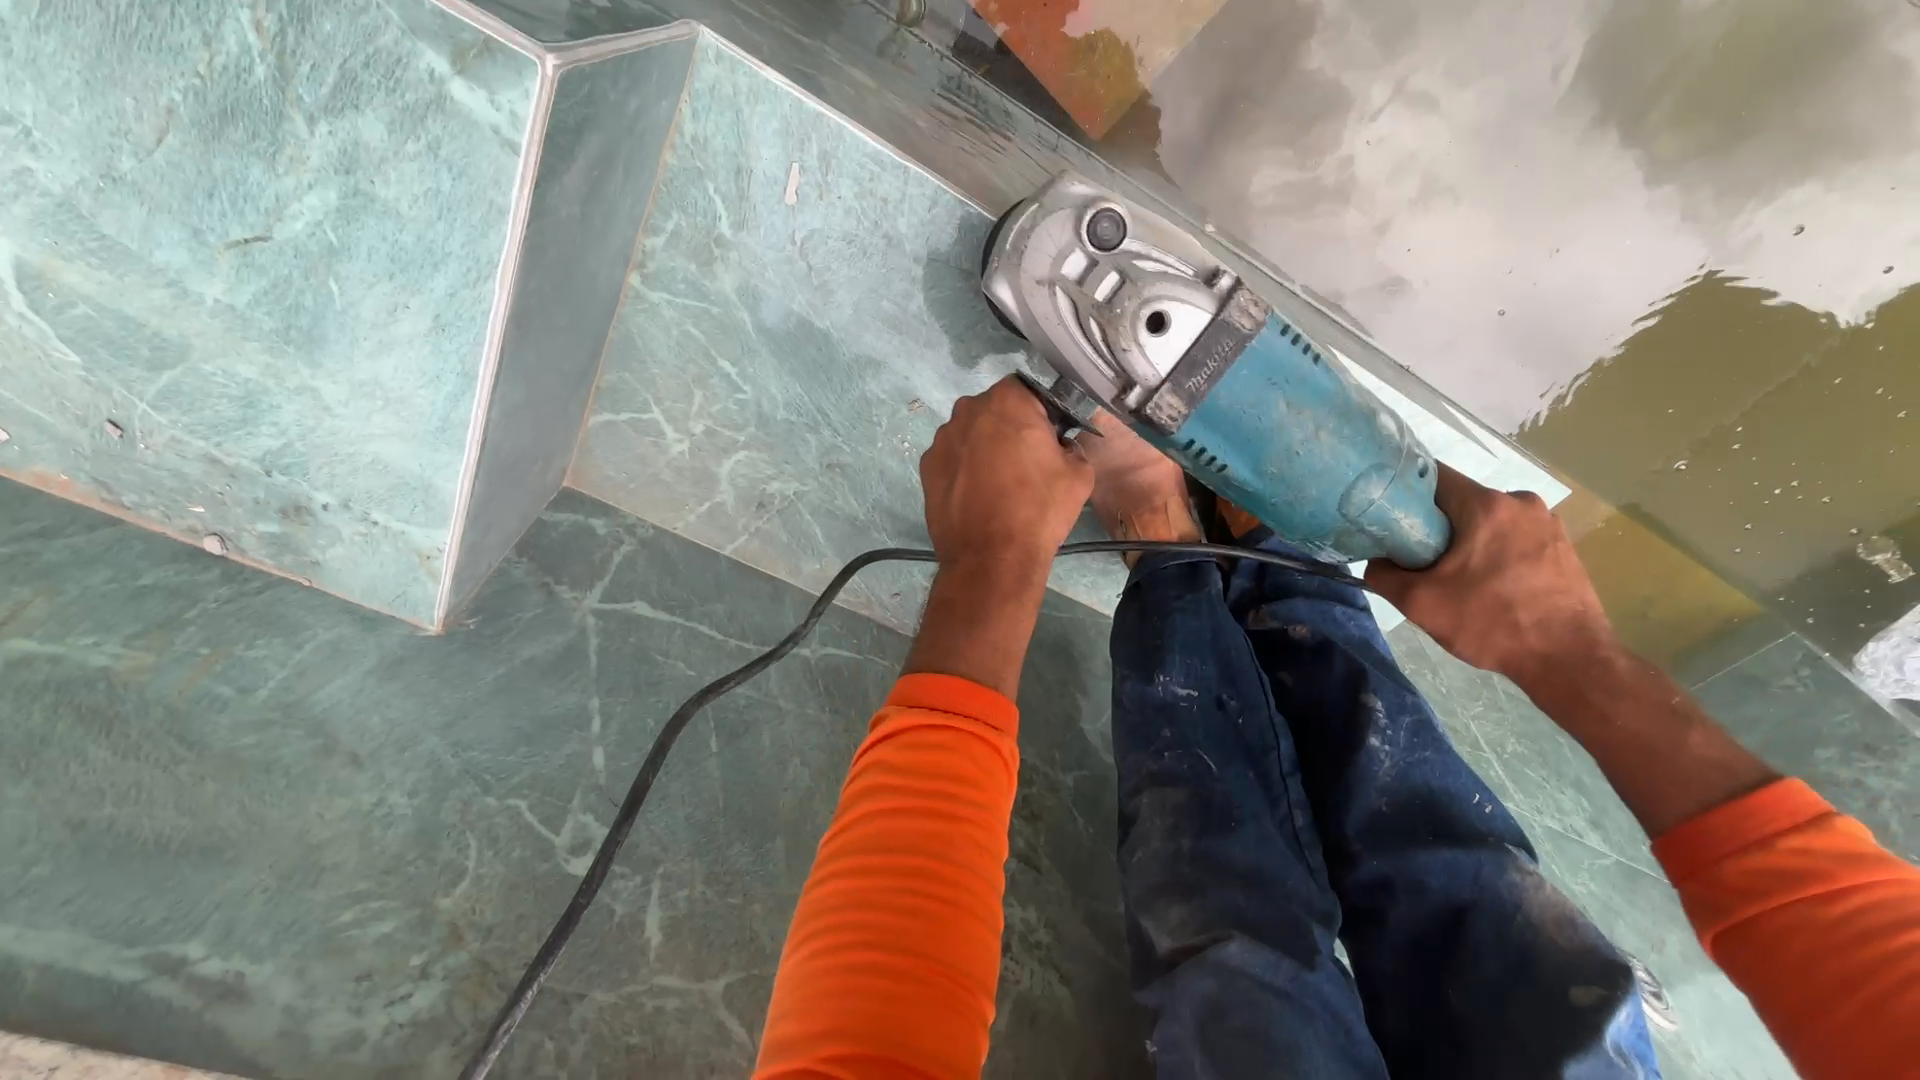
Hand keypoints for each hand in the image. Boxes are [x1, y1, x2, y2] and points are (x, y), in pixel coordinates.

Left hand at [918, 376, 1094, 572]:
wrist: (991, 558)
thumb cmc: (1039, 509)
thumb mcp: (1080, 474)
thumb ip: (1072, 447)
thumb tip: (1060, 448)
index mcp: (1007, 400)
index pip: (1027, 390)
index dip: (1039, 413)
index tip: (1048, 439)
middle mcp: (967, 410)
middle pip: (994, 410)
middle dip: (1009, 428)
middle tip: (1025, 462)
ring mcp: (942, 439)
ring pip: (970, 435)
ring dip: (984, 449)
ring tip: (999, 485)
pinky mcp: (927, 468)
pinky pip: (953, 459)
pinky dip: (964, 470)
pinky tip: (978, 497)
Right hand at [1366, 466, 1617, 686]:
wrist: (1569, 659)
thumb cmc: (1491, 622)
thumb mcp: (1419, 603)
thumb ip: (1383, 575)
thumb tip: (1377, 562)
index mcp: (1487, 505)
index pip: (1433, 477)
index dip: (1404, 492)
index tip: (1388, 517)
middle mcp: (1521, 503)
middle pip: (1461, 501)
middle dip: (1435, 525)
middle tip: (1417, 558)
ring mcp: (1547, 524)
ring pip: (1487, 521)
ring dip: (1466, 541)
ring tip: (1453, 577)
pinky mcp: (1562, 546)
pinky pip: (1513, 538)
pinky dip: (1493, 553)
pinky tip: (1486, 584)